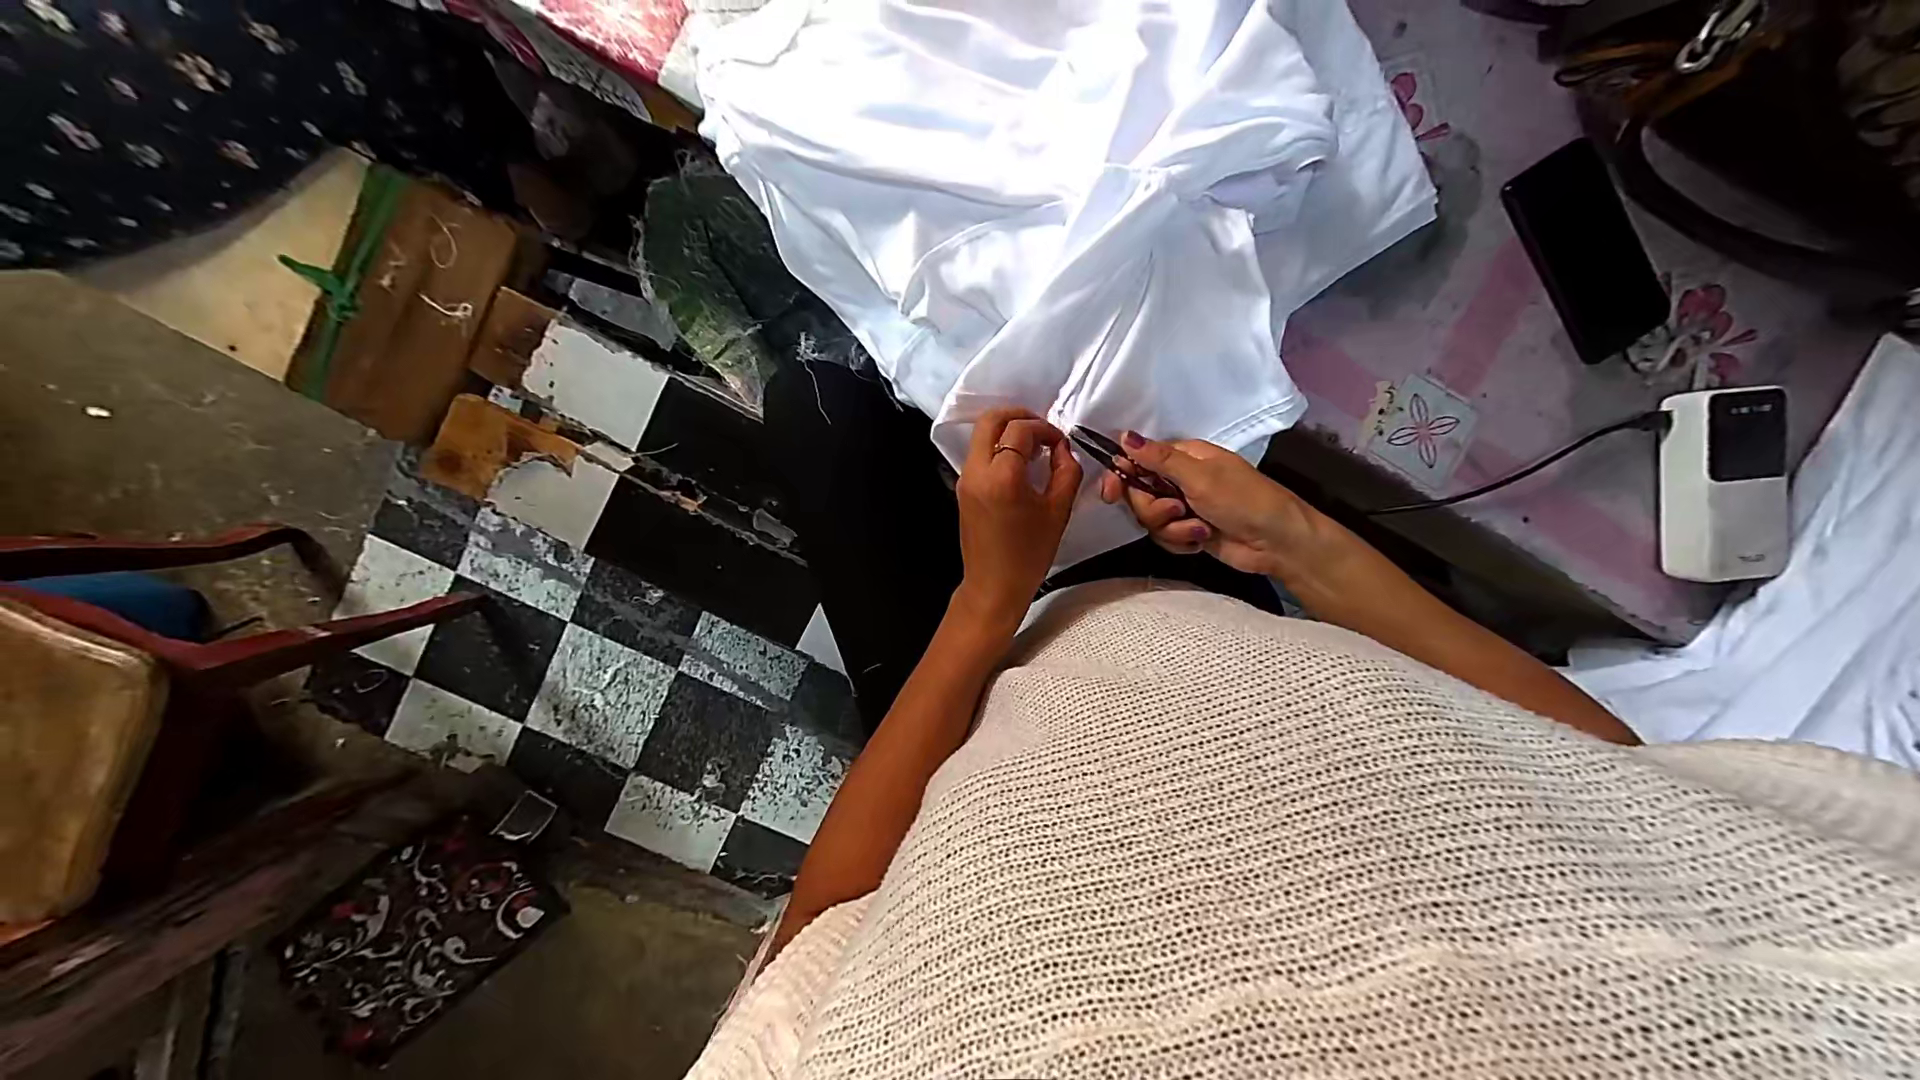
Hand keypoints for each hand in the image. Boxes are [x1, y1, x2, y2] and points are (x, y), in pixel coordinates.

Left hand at [953, 408, 1081, 625]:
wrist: (994, 585)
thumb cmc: (1029, 553)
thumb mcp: (1058, 511)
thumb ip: (1066, 472)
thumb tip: (1063, 449)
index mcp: (1002, 477)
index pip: (1020, 430)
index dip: (1044, 429)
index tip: (1060, 443)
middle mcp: (977, 472)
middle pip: (990, 420)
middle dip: (1018, 416)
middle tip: (1042, 430)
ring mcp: (965, 479)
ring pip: (981, 435)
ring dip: (1006, 431)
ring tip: (1033, 447)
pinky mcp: (962, 489)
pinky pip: (978, 454)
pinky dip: (997, 448)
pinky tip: (1019, 464)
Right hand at [1097, 433, 1323, 578]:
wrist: (1277, 543)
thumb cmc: (1245, 500)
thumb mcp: (1199, 476)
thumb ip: (1158, 459)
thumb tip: (1125, 436)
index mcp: (1184, 457)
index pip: (1137, 461)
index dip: (1121, 476)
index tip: (1111, 492)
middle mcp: (1180, 480)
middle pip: (1138, 494)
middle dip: (1154, 509)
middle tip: (1178, 509)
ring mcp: (1184, 507)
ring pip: (1150, 519)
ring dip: (1172, 528)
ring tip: (1200, 528)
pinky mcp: (1188, 531)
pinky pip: (1164, 538)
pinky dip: (1181, 540)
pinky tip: (1202, 539)